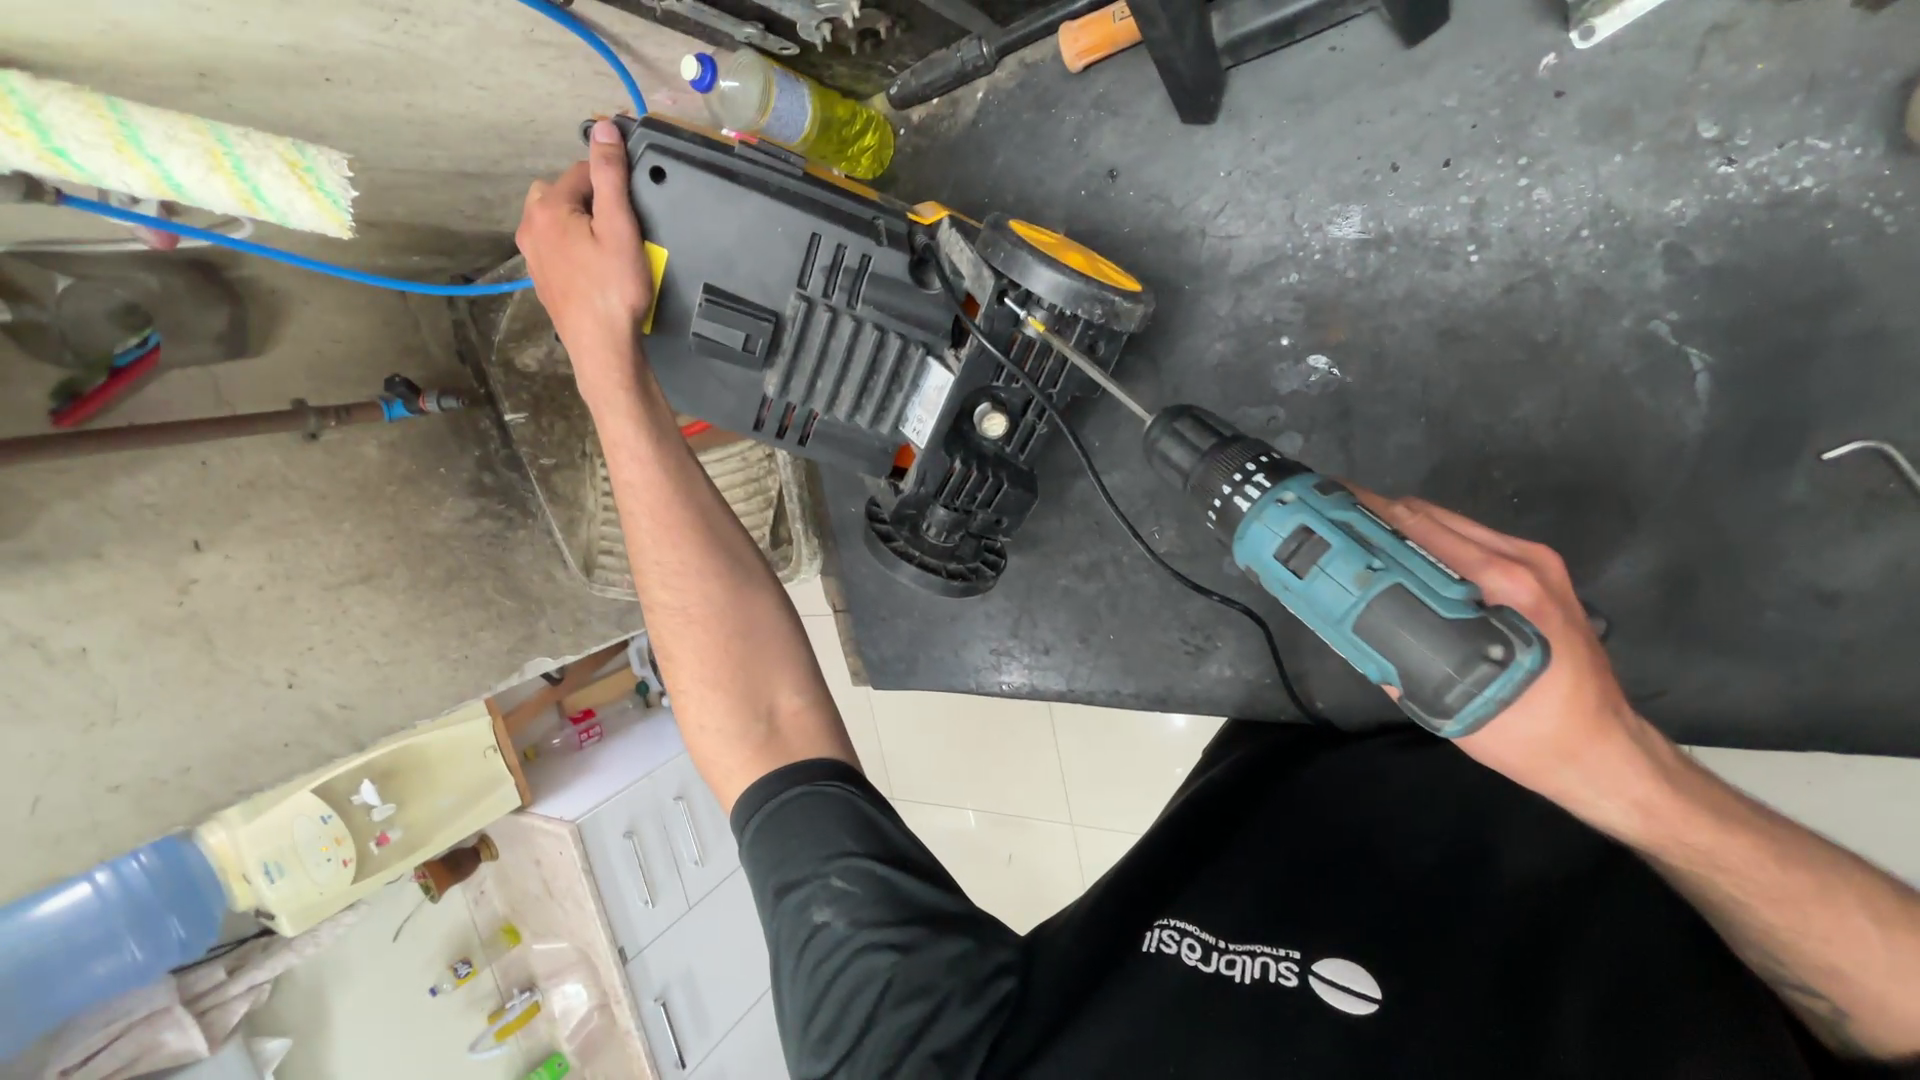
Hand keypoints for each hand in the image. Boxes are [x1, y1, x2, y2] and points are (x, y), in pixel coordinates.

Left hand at [517, 119, 653, 406]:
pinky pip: (557, 247)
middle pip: (563, 193)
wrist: (602, 348)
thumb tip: (604, 128)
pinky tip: (597, 270)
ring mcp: (532, 254)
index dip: (612, 184)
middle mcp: (530, 225)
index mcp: (547, 207)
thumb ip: (611, 176)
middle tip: (622, 230)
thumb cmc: (614, 290)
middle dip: (591, 201)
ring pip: (558, 220)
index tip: (635, 206)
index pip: (582, 172)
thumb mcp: (620, 228)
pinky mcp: (542, 278)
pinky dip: (576, 248)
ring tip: (610, 249)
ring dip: (581, 224)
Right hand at [1354, 493, 1672, 811]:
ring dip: (1405, 525)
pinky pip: (1473, 542)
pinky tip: (1403, 558)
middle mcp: (1524, 562)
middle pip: (1435, 515)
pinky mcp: (1540, 575)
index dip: (1371, 510)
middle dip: (1380, 512)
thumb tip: (1349, 625)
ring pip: (1454, 524)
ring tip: (1359, 534)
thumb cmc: (1530, 729)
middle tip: (1333, 519)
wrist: (1600, 749)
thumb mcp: (1454, 698)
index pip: (1423, 528)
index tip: (1330, 503)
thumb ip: (1400, 657)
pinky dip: (1432, 541)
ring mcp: (1537, 564)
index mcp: (1507, 583)